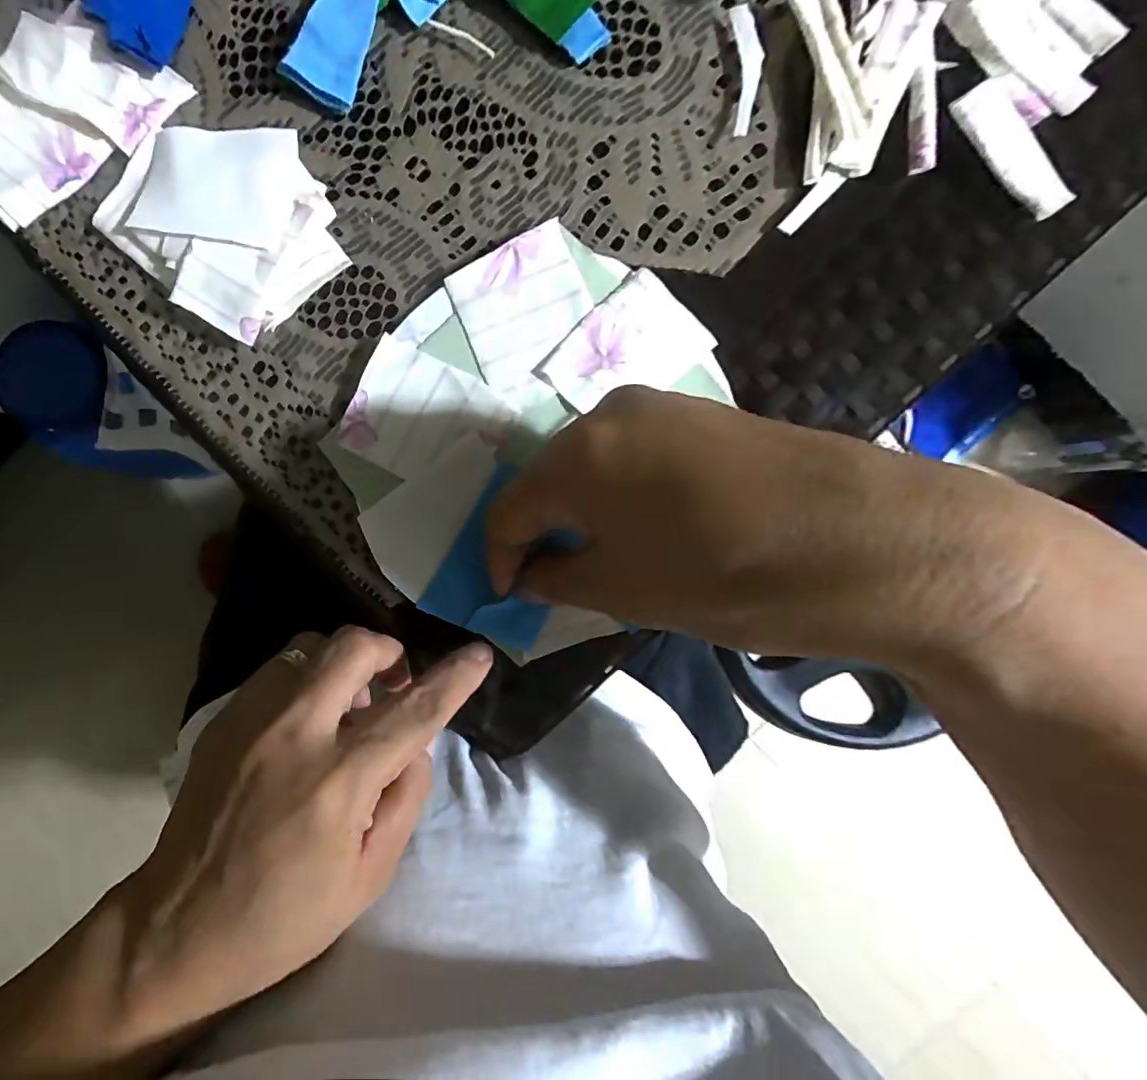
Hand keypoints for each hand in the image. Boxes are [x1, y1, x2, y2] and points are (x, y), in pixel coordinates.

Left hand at [117, 627, 493, 1030]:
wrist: (185, 917)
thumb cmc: (284, 916)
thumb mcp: (367, 877)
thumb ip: (401, 801)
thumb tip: (415, 746)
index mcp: (338, 779)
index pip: (410, 712)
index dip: (451, 679)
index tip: (478, 654)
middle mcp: (293, 731)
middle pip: (350, 649)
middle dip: (386, 652)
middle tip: (394, 683)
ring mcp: (249, 717)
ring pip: (306, 648)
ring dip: (339, 663)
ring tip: (347, 703)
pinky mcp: (221, 718)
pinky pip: (273, 673)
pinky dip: (301, 679)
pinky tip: (303, 719)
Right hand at [484, 386, 1048, 670]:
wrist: (895, 547)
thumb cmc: (728, 573)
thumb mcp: (620, 591)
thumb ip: (553, 579)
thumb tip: (529, 574)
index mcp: (575, 453)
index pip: (508, 511)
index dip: (499, 558)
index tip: (507, 595)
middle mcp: (609, 414)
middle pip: (547, 480)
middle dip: (539, 531)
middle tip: (547, 577)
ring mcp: (666, 408)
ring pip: (592, 466)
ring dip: (581, 512)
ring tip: (597, 557)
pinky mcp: (711, 416)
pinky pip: (637, 457)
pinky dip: (623, 495)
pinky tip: (646, 529)